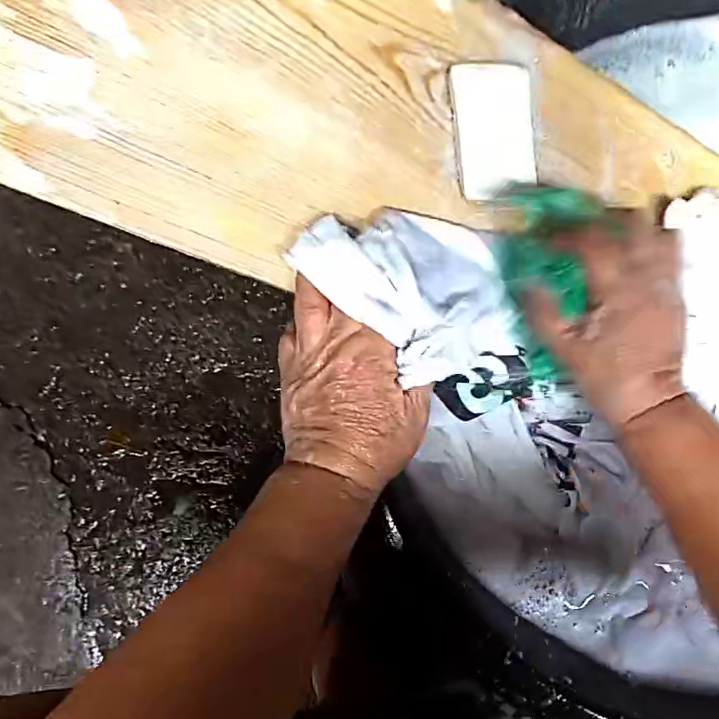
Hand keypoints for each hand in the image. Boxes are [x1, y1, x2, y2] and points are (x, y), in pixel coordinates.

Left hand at [279, 275, 430, 498]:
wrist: (331, 471)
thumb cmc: (377, 445)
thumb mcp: (416, 411)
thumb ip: (422, 369)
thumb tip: (427, 340)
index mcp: (370, 349)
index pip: (382, 298)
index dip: (391, 275)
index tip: (401, 257)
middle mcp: (335, 341)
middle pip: (343, 286)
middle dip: (356, 263)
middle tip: (368, 247)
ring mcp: (307, 351)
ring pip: (308, 297)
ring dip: (321, 276)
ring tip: (332, 259)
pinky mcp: (291, 367)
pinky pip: (292, 329)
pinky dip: (304, 316)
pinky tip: (315, 314)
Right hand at [523, 210, 686, 430]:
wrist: (651, 402)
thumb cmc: (605, 378)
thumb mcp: (565, 351)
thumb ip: (544, 314)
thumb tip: (526, 283)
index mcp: (616, 291)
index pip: (590, 243)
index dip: (563, 235)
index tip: (543, 238)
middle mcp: (647, 278)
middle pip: (631, 224)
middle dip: (601, 218)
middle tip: (579, 227)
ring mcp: (667, 284)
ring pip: (657, 232)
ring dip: (631, 227)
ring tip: (609, 235)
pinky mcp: (677, 294)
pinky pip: (671, 253)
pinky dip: (651, 244)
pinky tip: (633, 256)